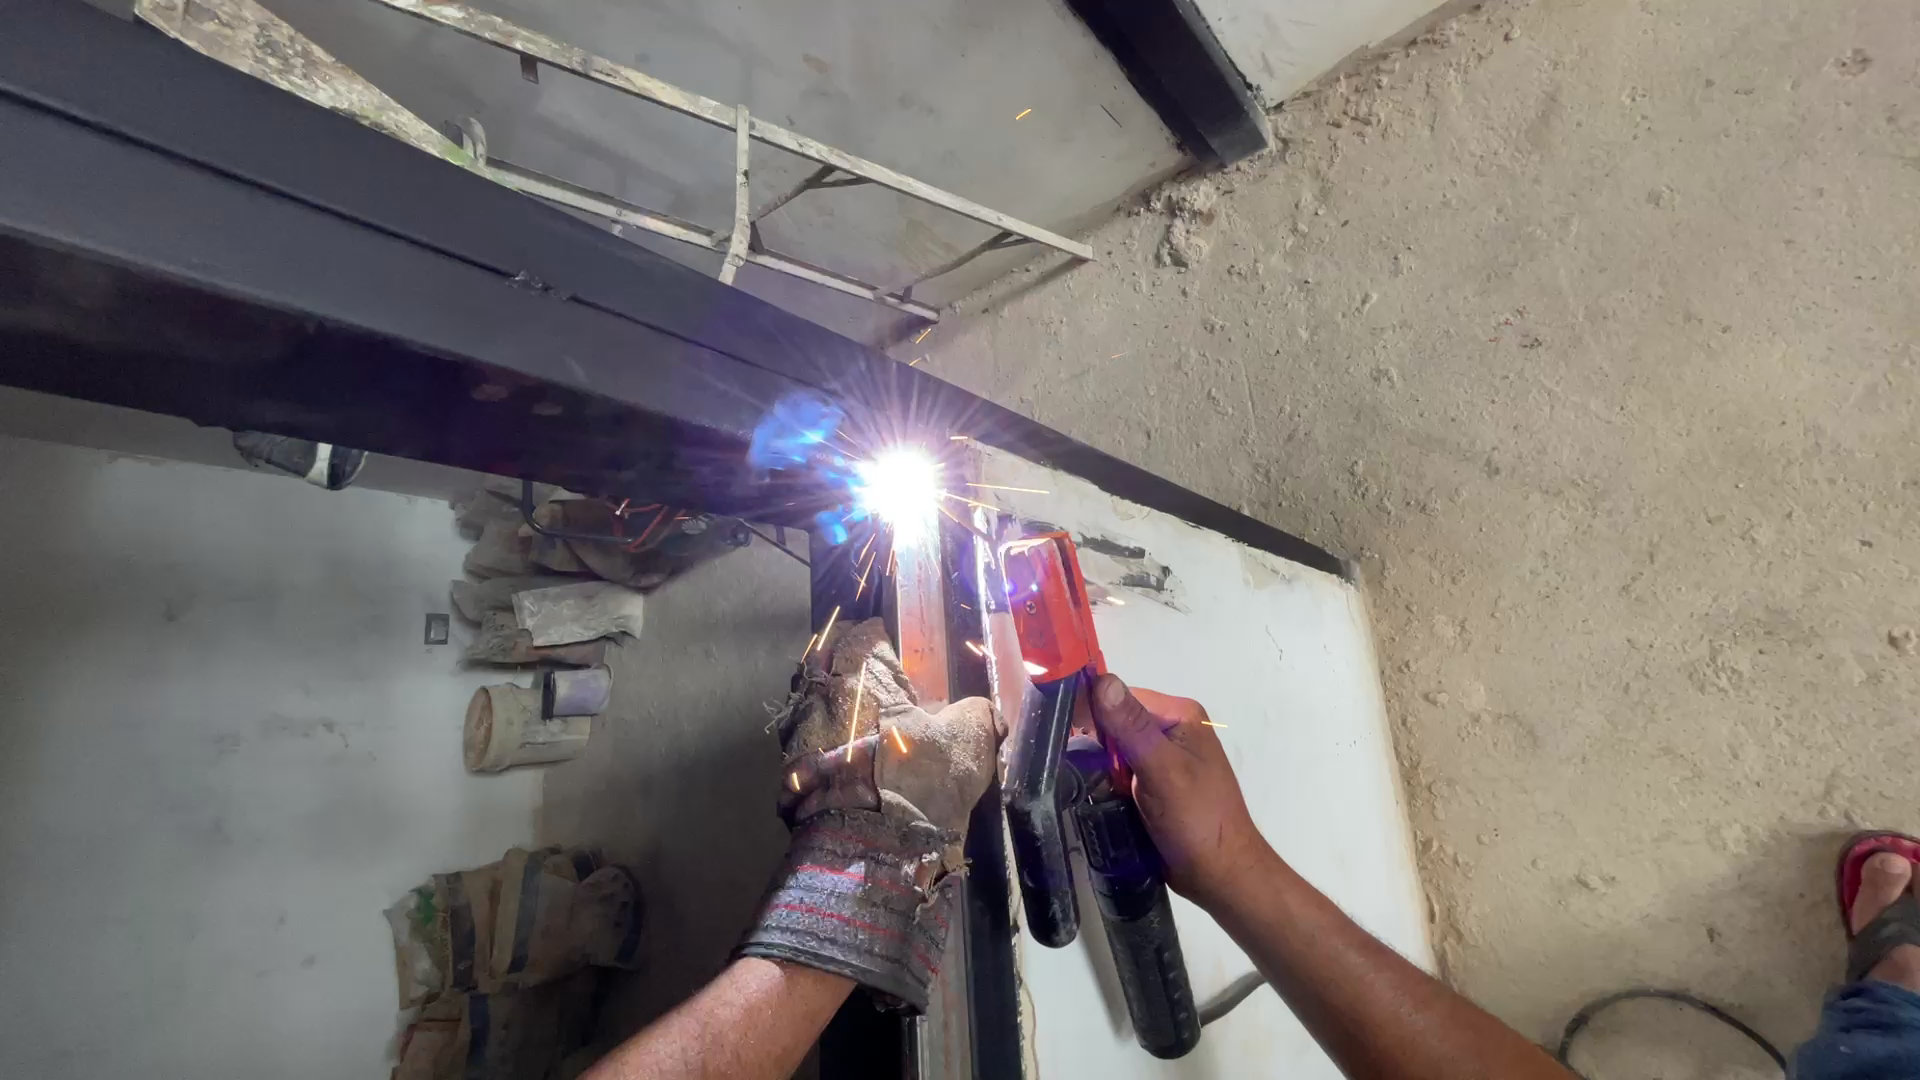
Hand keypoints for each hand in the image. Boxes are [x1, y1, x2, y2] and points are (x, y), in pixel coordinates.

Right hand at [1090, 674, 1267, 908]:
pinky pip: (1119, 767)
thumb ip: (1131, 726)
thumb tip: (1102, 680)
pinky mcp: (1154, 779)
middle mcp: (1172, 727)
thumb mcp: (1161, 769)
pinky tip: (1094, 789)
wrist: (1221, 876)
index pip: (1121, 696)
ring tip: (1078, 779)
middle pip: (1115, 720)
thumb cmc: (1196, 820)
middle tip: (1073, 764)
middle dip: (1093, 740)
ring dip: (1097, 762)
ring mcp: (1164, 755)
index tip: (1062, 732)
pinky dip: (1105, 777)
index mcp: (1179, 714)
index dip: (1091, 711)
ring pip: (1113, 745)